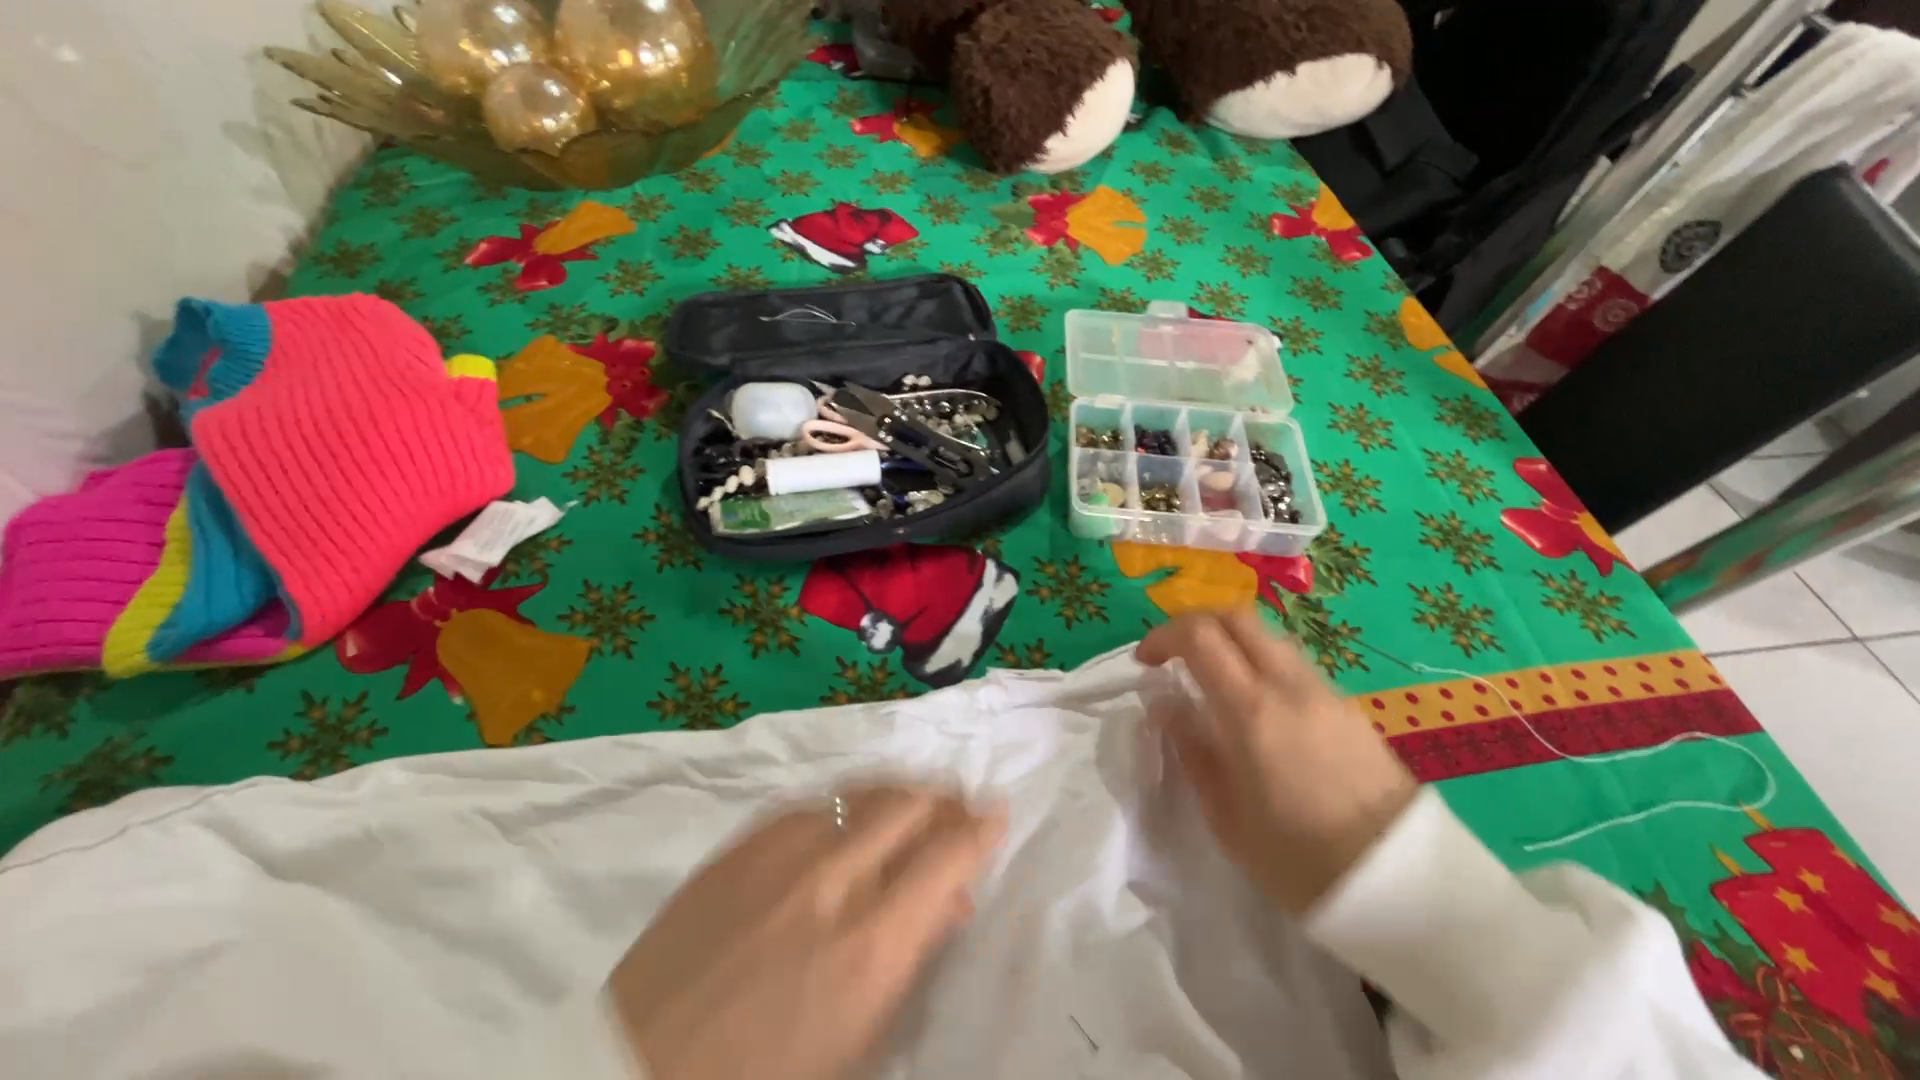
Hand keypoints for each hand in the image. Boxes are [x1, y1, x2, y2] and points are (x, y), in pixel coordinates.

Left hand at [605, 785, 1004, 1079]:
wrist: (644, 1064)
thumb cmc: (767, 1070)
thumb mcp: (859, 1039)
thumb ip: (912, 961)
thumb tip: (949, 900)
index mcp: (872, 944)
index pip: (949, 854)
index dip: (982, 828)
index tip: (996, 815)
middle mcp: (832, 880)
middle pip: (909, 803)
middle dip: (946, 797)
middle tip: (958, 806)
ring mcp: (779, 852)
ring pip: (861, 789)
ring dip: (900, 790)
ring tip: (914, 799)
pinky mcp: (738, 843)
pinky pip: (810, 800)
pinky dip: (845, 800)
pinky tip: (849, 814)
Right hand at [1137, 610, 1418, 914]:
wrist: (1399, 880)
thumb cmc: (1297, 859)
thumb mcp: (1225, 816)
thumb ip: (1192, 751)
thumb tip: (1167, 707)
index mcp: (1251, 711)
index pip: (1200, 637)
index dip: (1164, 636)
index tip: (1145, 662)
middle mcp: (1290, 686)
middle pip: (1238, 618)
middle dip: (1197, 626)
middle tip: (1174, 657)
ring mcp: (1325, 693)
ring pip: (1270, 639)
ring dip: (1233, 646)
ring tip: (1214, 685)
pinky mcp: (1350, 709)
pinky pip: (1295, 667)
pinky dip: (1263, 668)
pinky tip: (1258, 711)